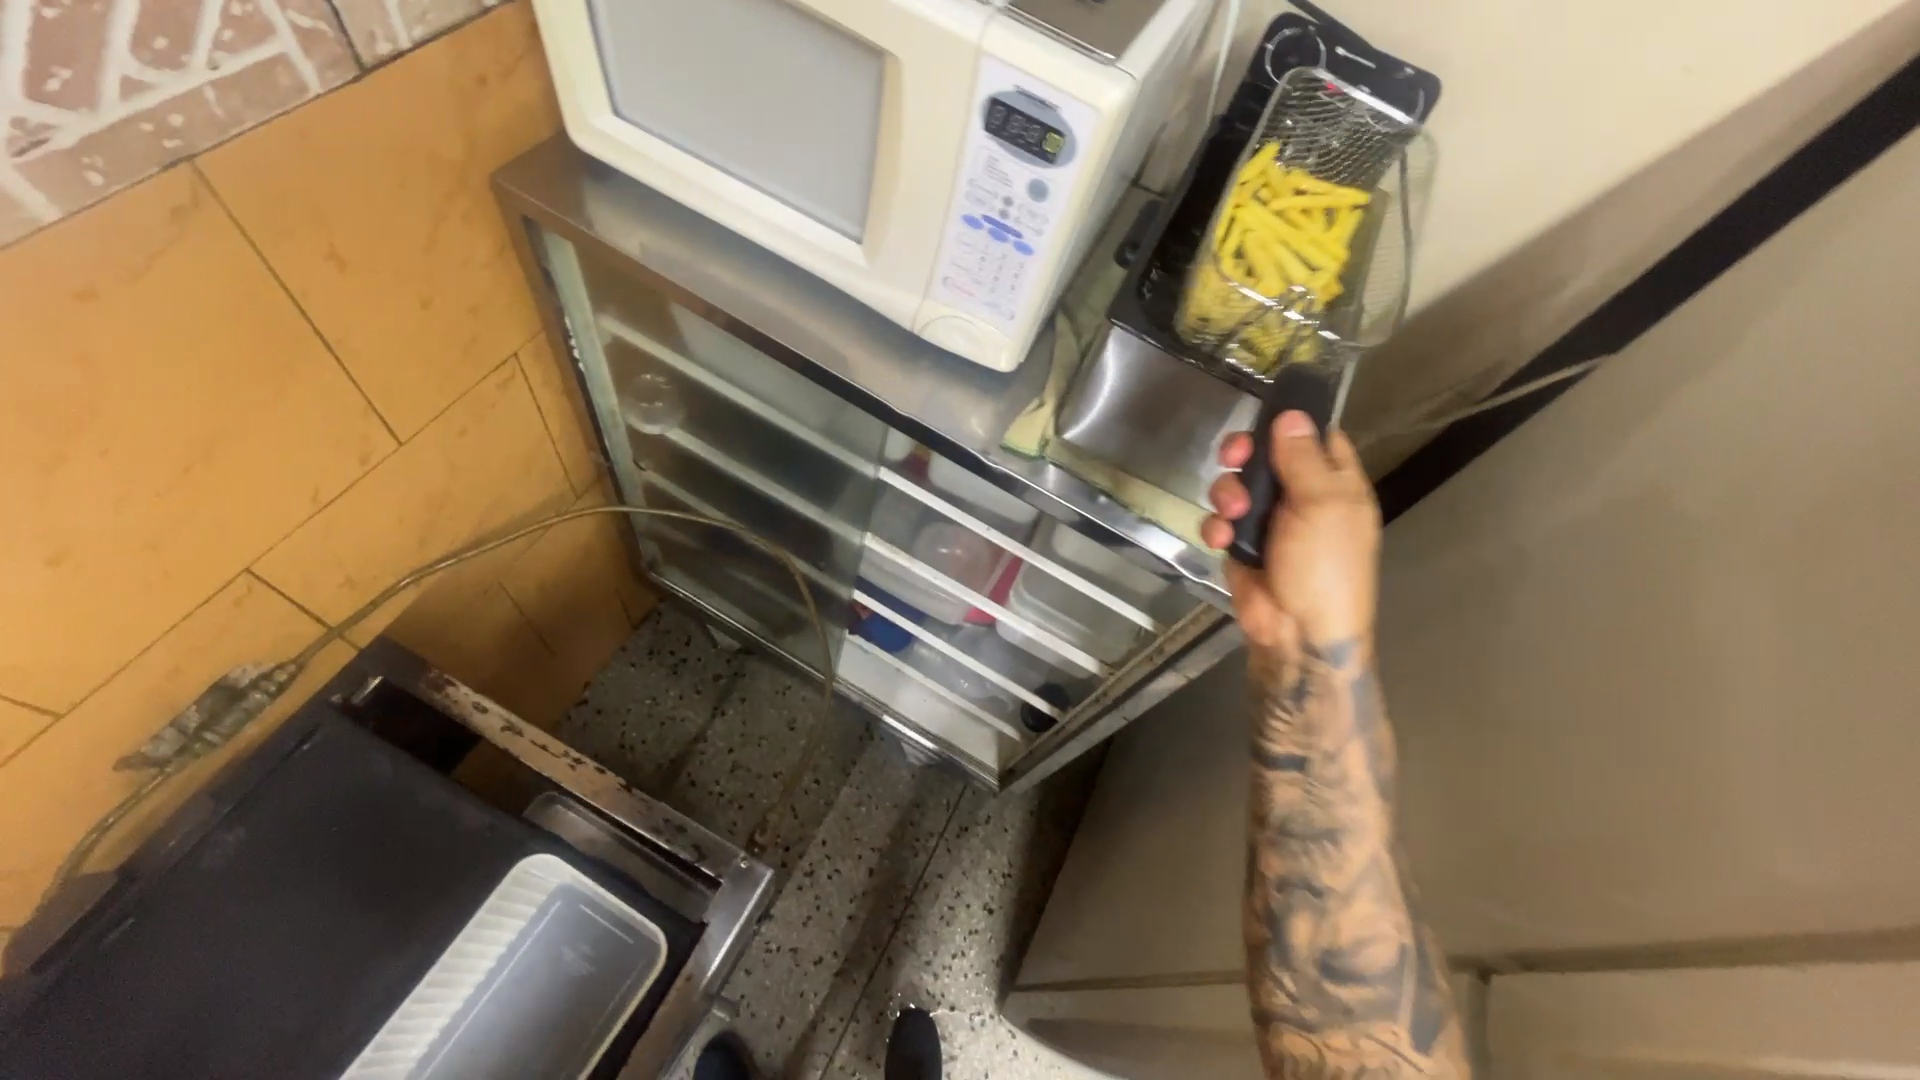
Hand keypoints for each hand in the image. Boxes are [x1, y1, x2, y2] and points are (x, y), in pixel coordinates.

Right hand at [1201, 411, 1379, 654]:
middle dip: (1245, 454)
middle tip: (1234, 457)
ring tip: (1234, 514)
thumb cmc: (1325, 566)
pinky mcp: (1240, 544)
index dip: (1292, 424)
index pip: (1317, 438)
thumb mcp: (1323, 505)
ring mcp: (1269, 521)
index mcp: (1336, 485)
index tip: (1266, 414)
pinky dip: (1216, 527)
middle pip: (1267, 456)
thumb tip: (1292, 414)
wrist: (1296, 632)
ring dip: (1227, 493)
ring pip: (1237, 484)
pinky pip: (1219, 520)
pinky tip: (1222, 541)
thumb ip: (1304, 458)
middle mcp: (1302, 497)